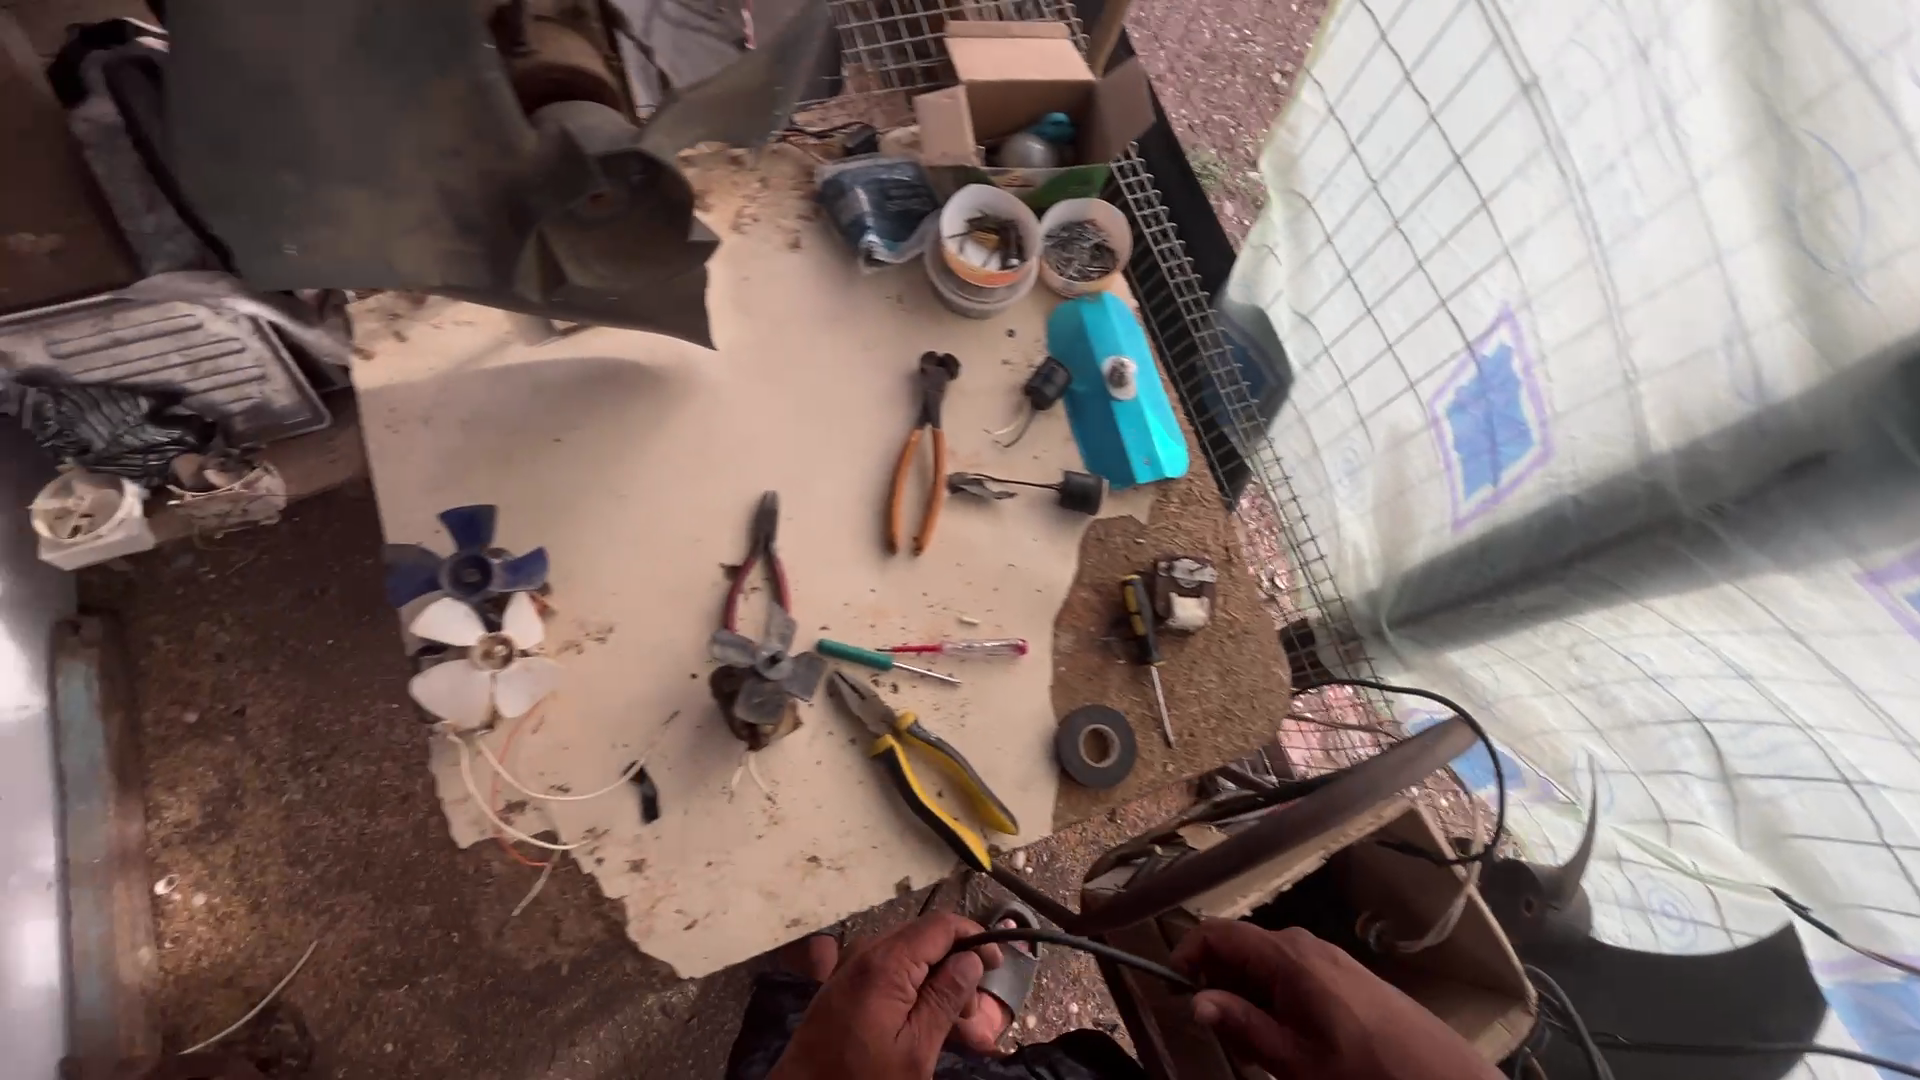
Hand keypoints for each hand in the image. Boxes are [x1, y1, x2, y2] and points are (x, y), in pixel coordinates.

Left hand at [770, 914, 1001, 1079]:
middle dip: (956, 964)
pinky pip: (888, 971)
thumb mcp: (916, 1050)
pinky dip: (912, 986)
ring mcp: (851, 966)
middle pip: (925, 938)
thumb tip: (972, 958)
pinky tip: (924, 1018)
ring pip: (909, 955)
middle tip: (974, 1011)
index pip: (941, 925)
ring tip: (955, 1023)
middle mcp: (866, 951)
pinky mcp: (843, 984)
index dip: (974, 937)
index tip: (998, 962)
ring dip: (936, 980)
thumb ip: (946, 998)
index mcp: (886, 961)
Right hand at [1172, 920, 1500, 1079]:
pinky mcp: (1345, 972)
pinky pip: (1292, 971)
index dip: (1189, 953)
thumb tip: (1195, 1002)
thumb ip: (1242, 1025)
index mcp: (1286, 956)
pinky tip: (1292, 1038)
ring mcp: (1327, 955)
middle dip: (1220, 983)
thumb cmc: (1366, 1073)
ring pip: (1264, 961)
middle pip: (1239, 945)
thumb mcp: (1296, 1061)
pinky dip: (1276, 995)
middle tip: (1225, 1034)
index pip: (1217, 932)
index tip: (1177, 990)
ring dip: (1248, 993)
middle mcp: (1302, 943)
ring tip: (1259, 1045)